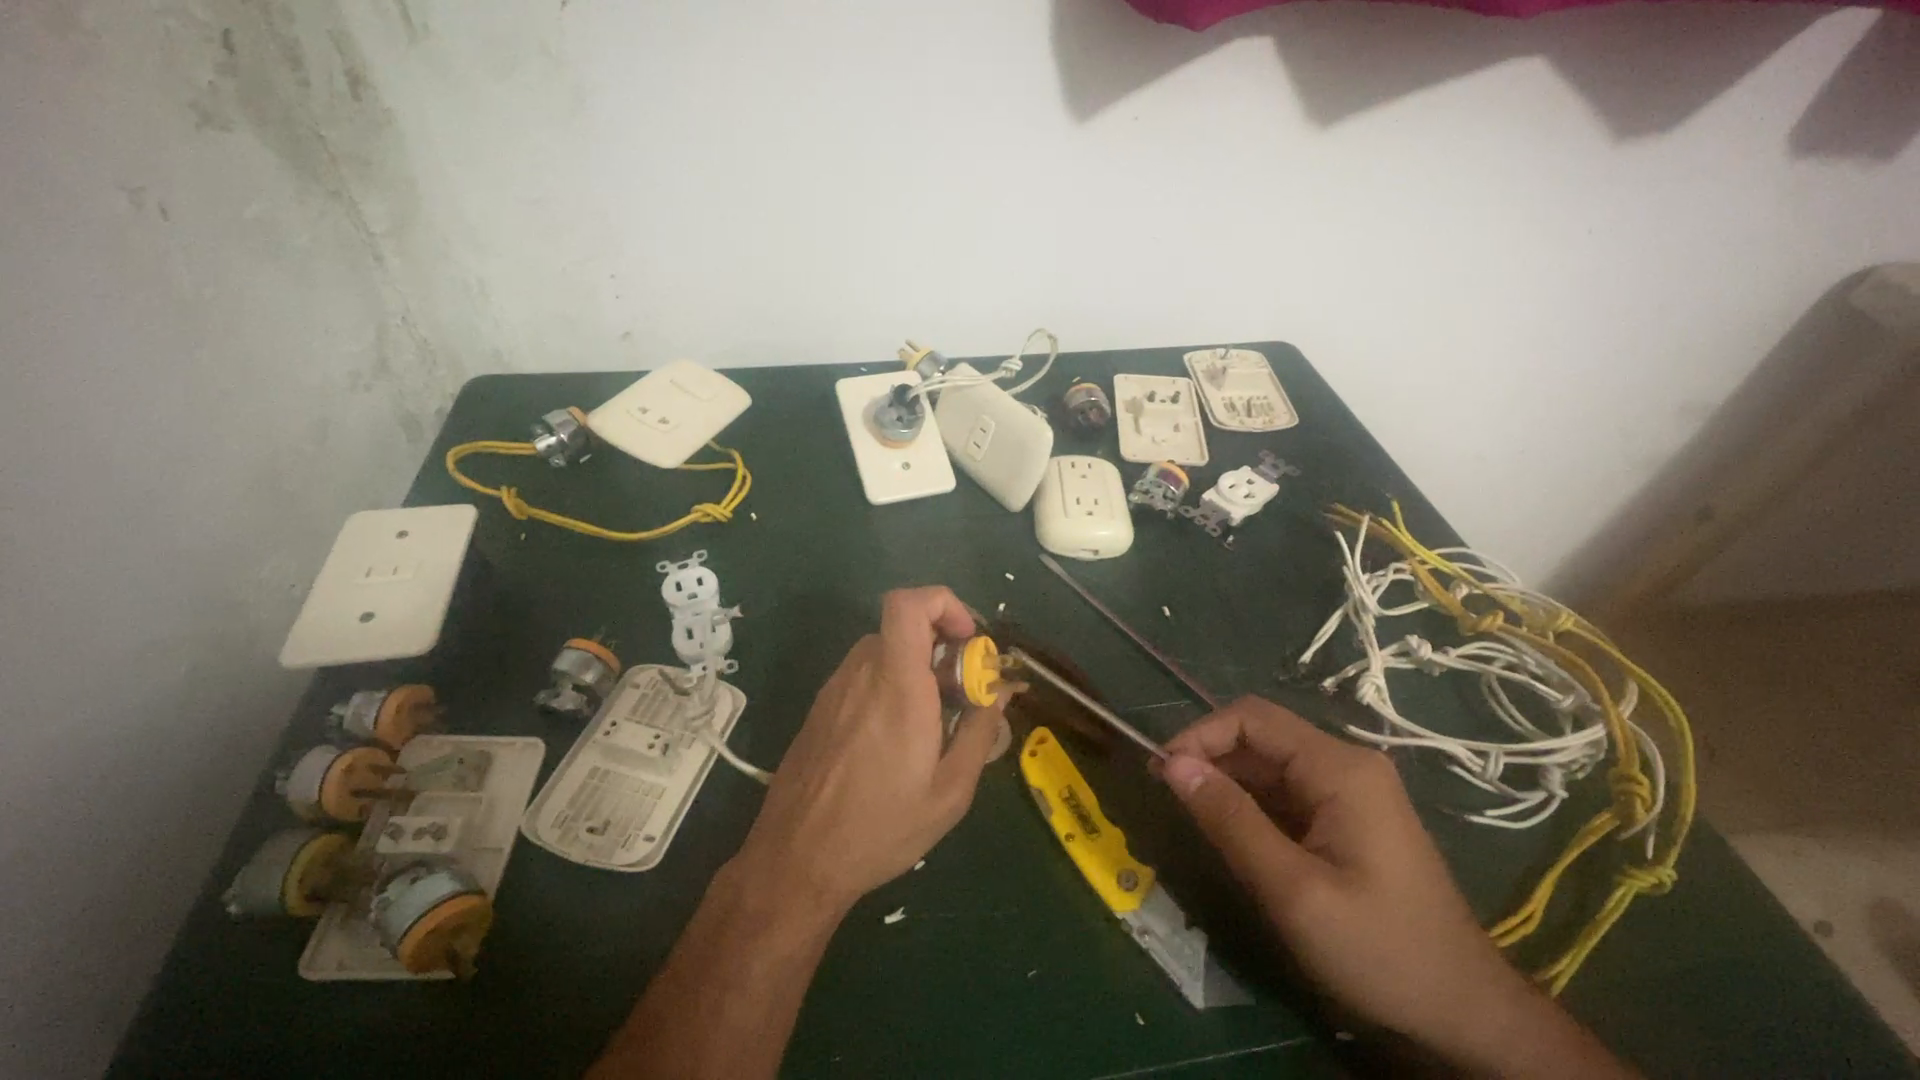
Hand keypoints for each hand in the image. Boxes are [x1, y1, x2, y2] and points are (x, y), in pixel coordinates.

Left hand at [730, 587, 1002, 915]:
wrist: (796, 860)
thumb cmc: (881, 828)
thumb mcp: (950, 792)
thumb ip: (980, 732)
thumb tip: (999, 692)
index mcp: (897, 686)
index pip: (908, 603)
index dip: (943, 603)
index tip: (968, 641)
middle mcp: (861, 674)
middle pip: (903, 629)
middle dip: (941, 649)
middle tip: (963, 697)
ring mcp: (834, 690)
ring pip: (883, 654)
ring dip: (916, 672)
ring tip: (933, 727)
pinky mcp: (820, 709)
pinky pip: (863, 678)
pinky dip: (890, 688)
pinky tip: (896, 743)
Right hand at [1160, 697, 1621, 1075]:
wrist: (1462, 1010)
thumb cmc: (1378, 950)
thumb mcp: (1292, 890)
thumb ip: (1231, 821)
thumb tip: (1172, 764)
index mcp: (1341, 769)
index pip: (1252, 718)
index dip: (1199, 735)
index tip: (1159, 773)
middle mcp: (1348, 766)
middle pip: (1262, 737)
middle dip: (1209, 758)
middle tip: (1166, 799)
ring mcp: (1353, 792)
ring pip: (1271, 766)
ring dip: (1227, 784)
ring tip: (1190, 818)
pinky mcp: (1350, 819)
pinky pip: (1288, 794)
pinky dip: (1251, 806)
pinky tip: (1231, 836)